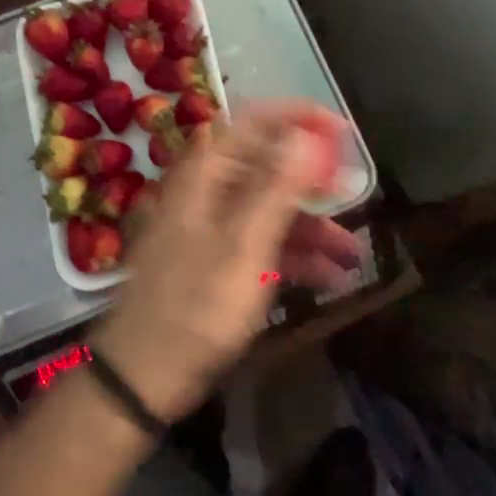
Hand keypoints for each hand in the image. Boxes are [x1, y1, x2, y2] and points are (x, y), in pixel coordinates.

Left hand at [90, 102, 362, 421]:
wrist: (140, 378)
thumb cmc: (195, 308)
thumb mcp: (244, 248)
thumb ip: (276, 189)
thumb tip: (304, 133)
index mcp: (204, 177)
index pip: (252, 123)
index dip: (297, 118)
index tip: (342, 130)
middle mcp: (204, 194)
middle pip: (264, 168)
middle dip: (312, 182)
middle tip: (355, 194)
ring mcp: (206, 230)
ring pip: (266, 210)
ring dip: (310, 228)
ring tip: (354, 254)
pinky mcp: (211, 264)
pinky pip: (257, 244)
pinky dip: (291, 256)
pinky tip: (328, 280)